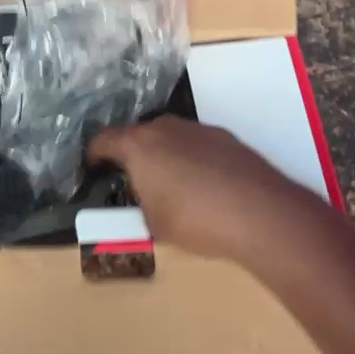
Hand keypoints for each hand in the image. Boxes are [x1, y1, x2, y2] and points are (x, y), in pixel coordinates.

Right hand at [89, 118, 319, 260]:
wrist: (261, 213)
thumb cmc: (195, 220)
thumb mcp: (153, 226)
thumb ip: (139, 206)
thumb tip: (141, 201)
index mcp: (137, 145)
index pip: (102, 140)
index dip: (93, 155)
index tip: (92, 169)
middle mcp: (163, 127)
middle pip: (137, 135)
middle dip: (132, 156)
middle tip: (136, 182)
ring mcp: (196, 129)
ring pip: (170, 138)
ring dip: (165, 156)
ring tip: (176, 188)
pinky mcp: (225, 137)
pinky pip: (197, 145)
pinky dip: (194, 160)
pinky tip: (207, 187)